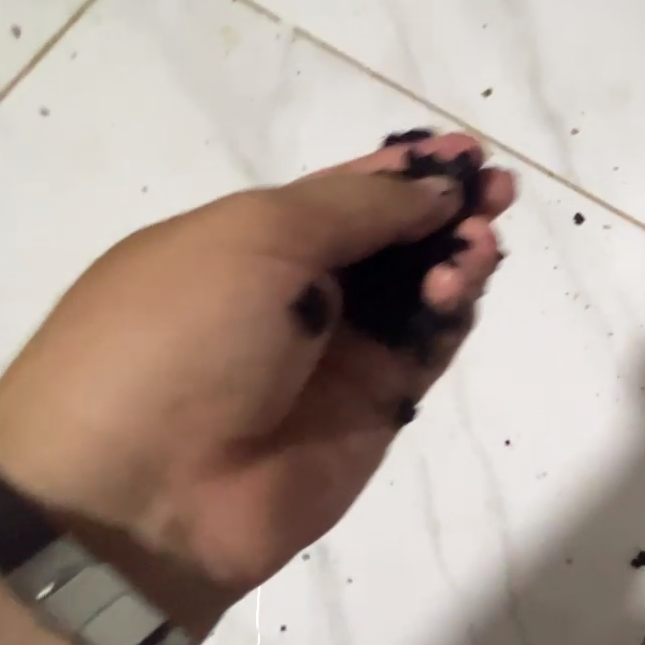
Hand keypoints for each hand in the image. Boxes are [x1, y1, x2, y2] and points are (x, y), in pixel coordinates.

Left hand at [0, 132, 514, 632]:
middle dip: (449, 209)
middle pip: (397, 239)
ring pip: (423, 290)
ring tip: (477, 246)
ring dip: (457, 257)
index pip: (350, 193)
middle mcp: (306, 291)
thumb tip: (436, 191)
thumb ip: (359, 208)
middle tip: (498, 192)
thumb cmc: (179, 336)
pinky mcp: (381, 403)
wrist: (145, 494)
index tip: (467, 151)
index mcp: (256, 239)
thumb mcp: (255, 238)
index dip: (409, 169)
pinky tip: (463, 285)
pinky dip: (455, 312)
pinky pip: (430, 344)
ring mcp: (345, 351)